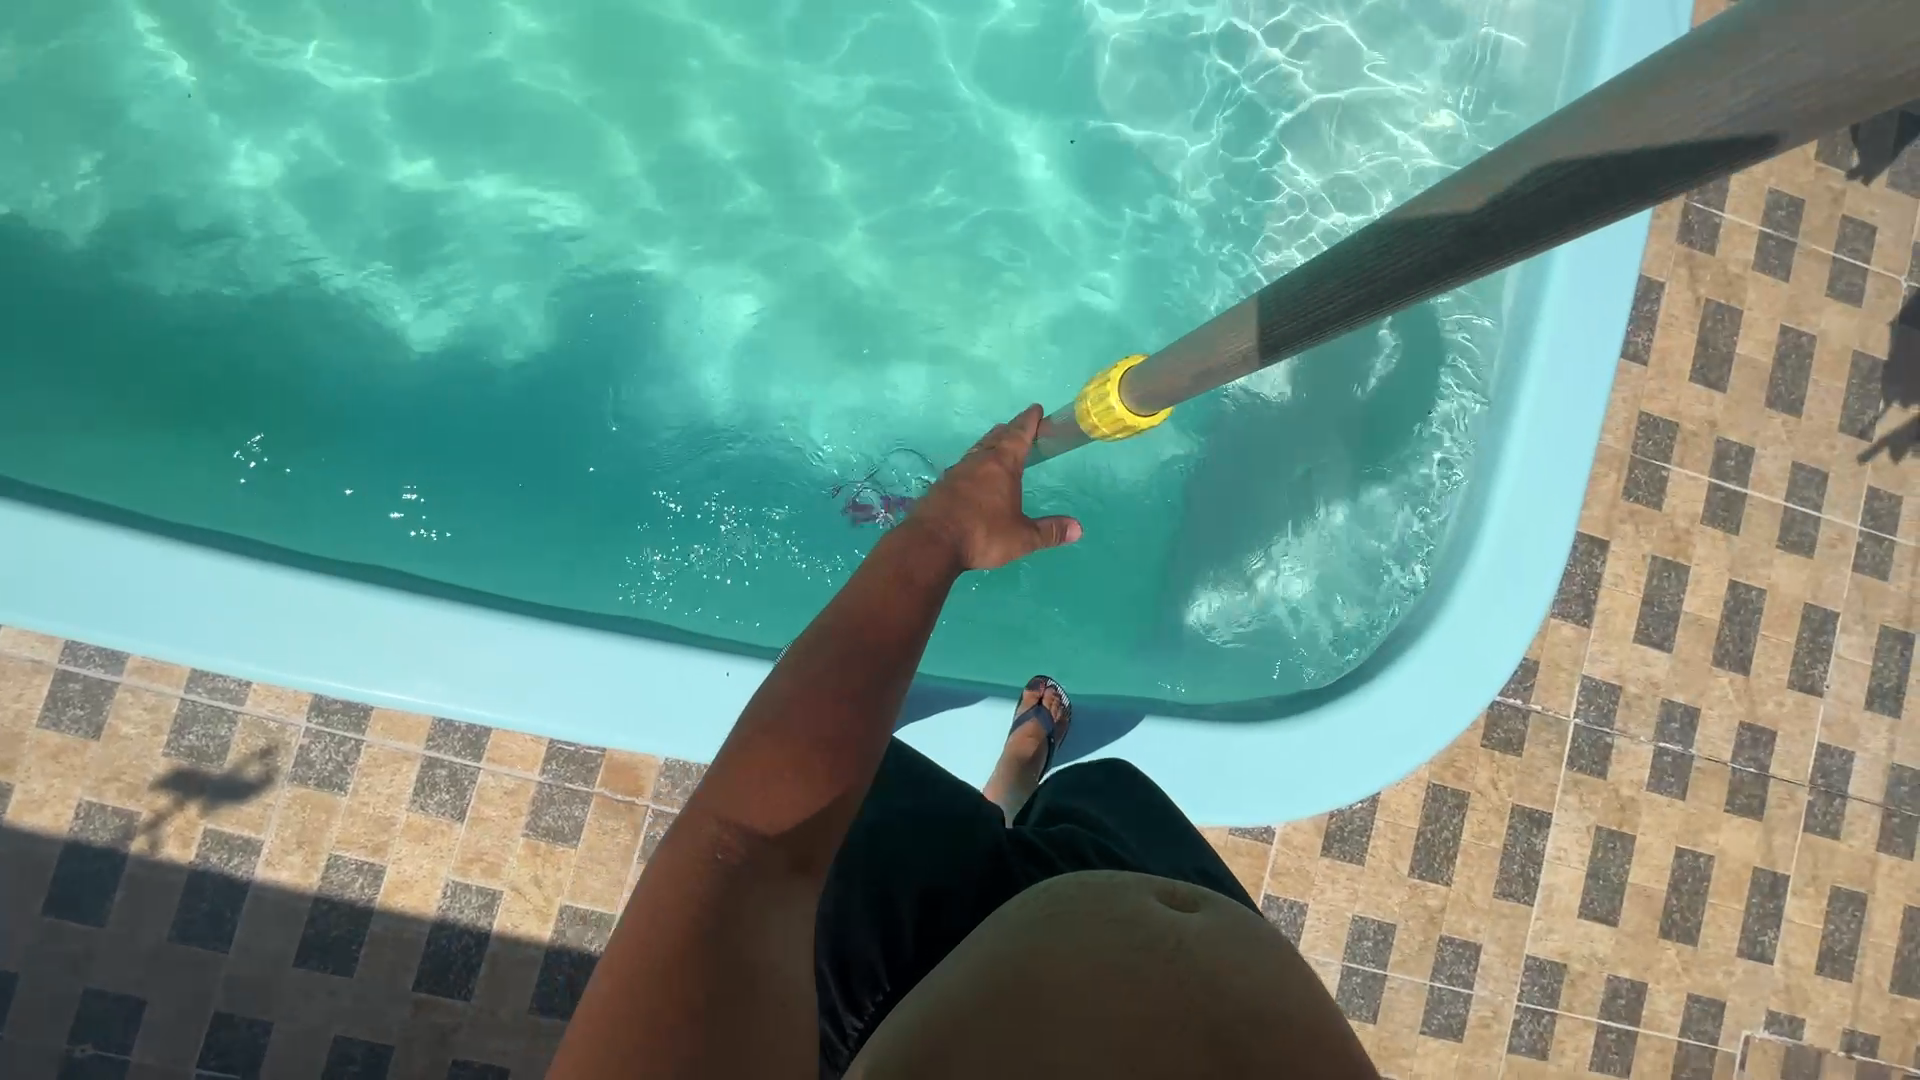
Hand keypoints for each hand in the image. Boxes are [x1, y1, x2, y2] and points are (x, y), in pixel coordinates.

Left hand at [901, 404, 1082, 570]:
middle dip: (1008, 430)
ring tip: (994, 447)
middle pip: (995, 438)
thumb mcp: (1022, 537)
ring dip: (988, 445)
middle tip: (1016, 427)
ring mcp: (955, 473)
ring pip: (976, 451)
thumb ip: (1049, 532)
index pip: (1019, 435)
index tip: (1036, 409)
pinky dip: (972, 466)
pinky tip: (970, 477)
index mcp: (1001, 466)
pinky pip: (961, 468)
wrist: (931, 543)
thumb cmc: (982, 534)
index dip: (1029, 421)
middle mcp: (978, 463)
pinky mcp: (940, 487)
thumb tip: (1078, 529)